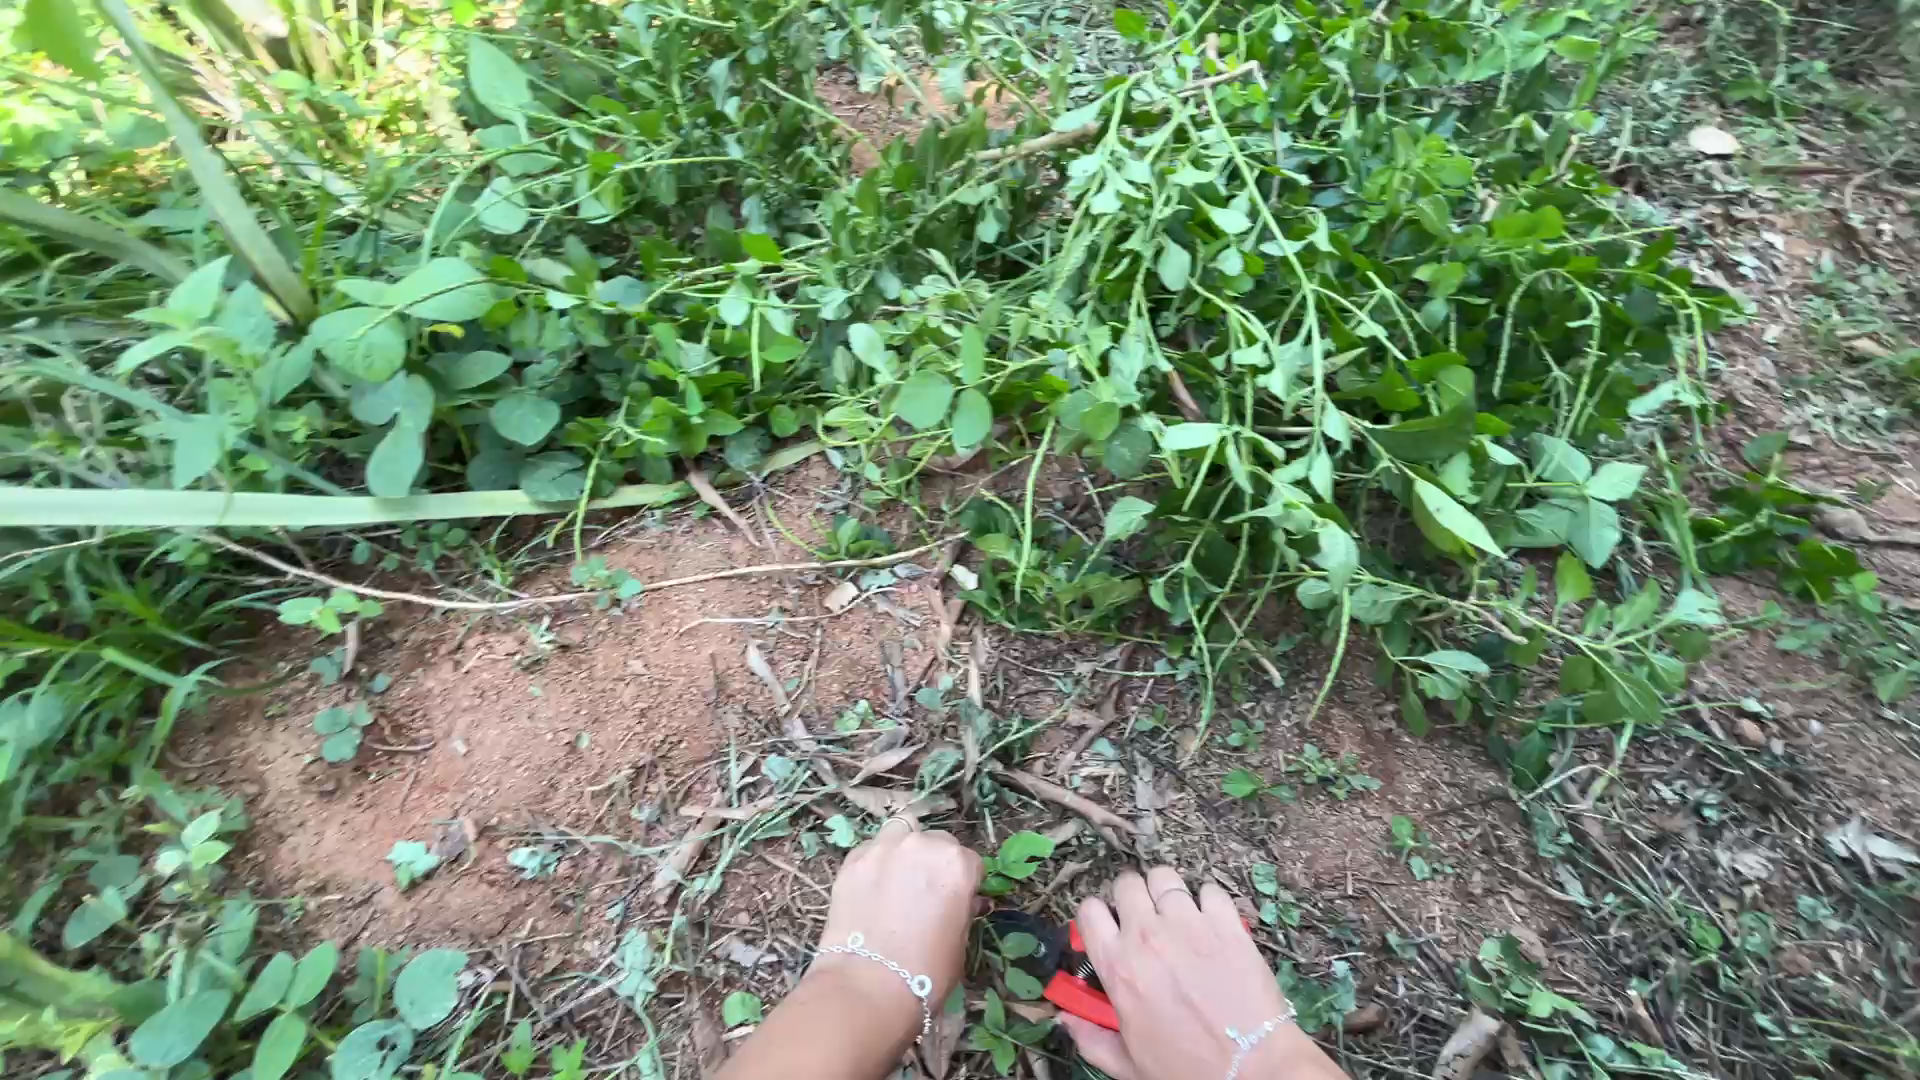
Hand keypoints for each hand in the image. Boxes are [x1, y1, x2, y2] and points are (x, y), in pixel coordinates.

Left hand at [806, 820, 982, 1041]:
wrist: (866, 988)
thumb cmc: (925, 974)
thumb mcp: (960, 944)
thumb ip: (962, 911)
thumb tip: (962, 901)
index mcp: (956, 864)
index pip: (970, 862)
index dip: (966, 884)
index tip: (957, 902)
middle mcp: (923, 844)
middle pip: (938, 842)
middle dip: (936, 863)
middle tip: (925, 894)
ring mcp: (884, 848)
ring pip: (901, 833)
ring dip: (905, 850)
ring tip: (897, 879)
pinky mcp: (853, 859)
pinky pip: (871, 849)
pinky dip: (876, 862)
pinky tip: (871, 888)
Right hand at [1060, 867, 1342, 1079]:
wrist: (1255, 1072)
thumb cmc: (1188, 1072)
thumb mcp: (1131, 1065)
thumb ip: (1093, 1039)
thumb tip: (1065, 1019)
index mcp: (1118, 966)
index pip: (1088, 910)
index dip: (1097, 916)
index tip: (1110, 927)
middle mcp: (1146, 935)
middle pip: (1125, 883)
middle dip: (1132, 897)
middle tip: (1145, 918)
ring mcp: (1187, 923)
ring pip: (1164, 877)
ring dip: (1166, 891)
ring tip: (1176, 912)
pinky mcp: (1225, 922)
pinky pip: (1208, 889)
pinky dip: (1208, 901)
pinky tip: (1212, 921)